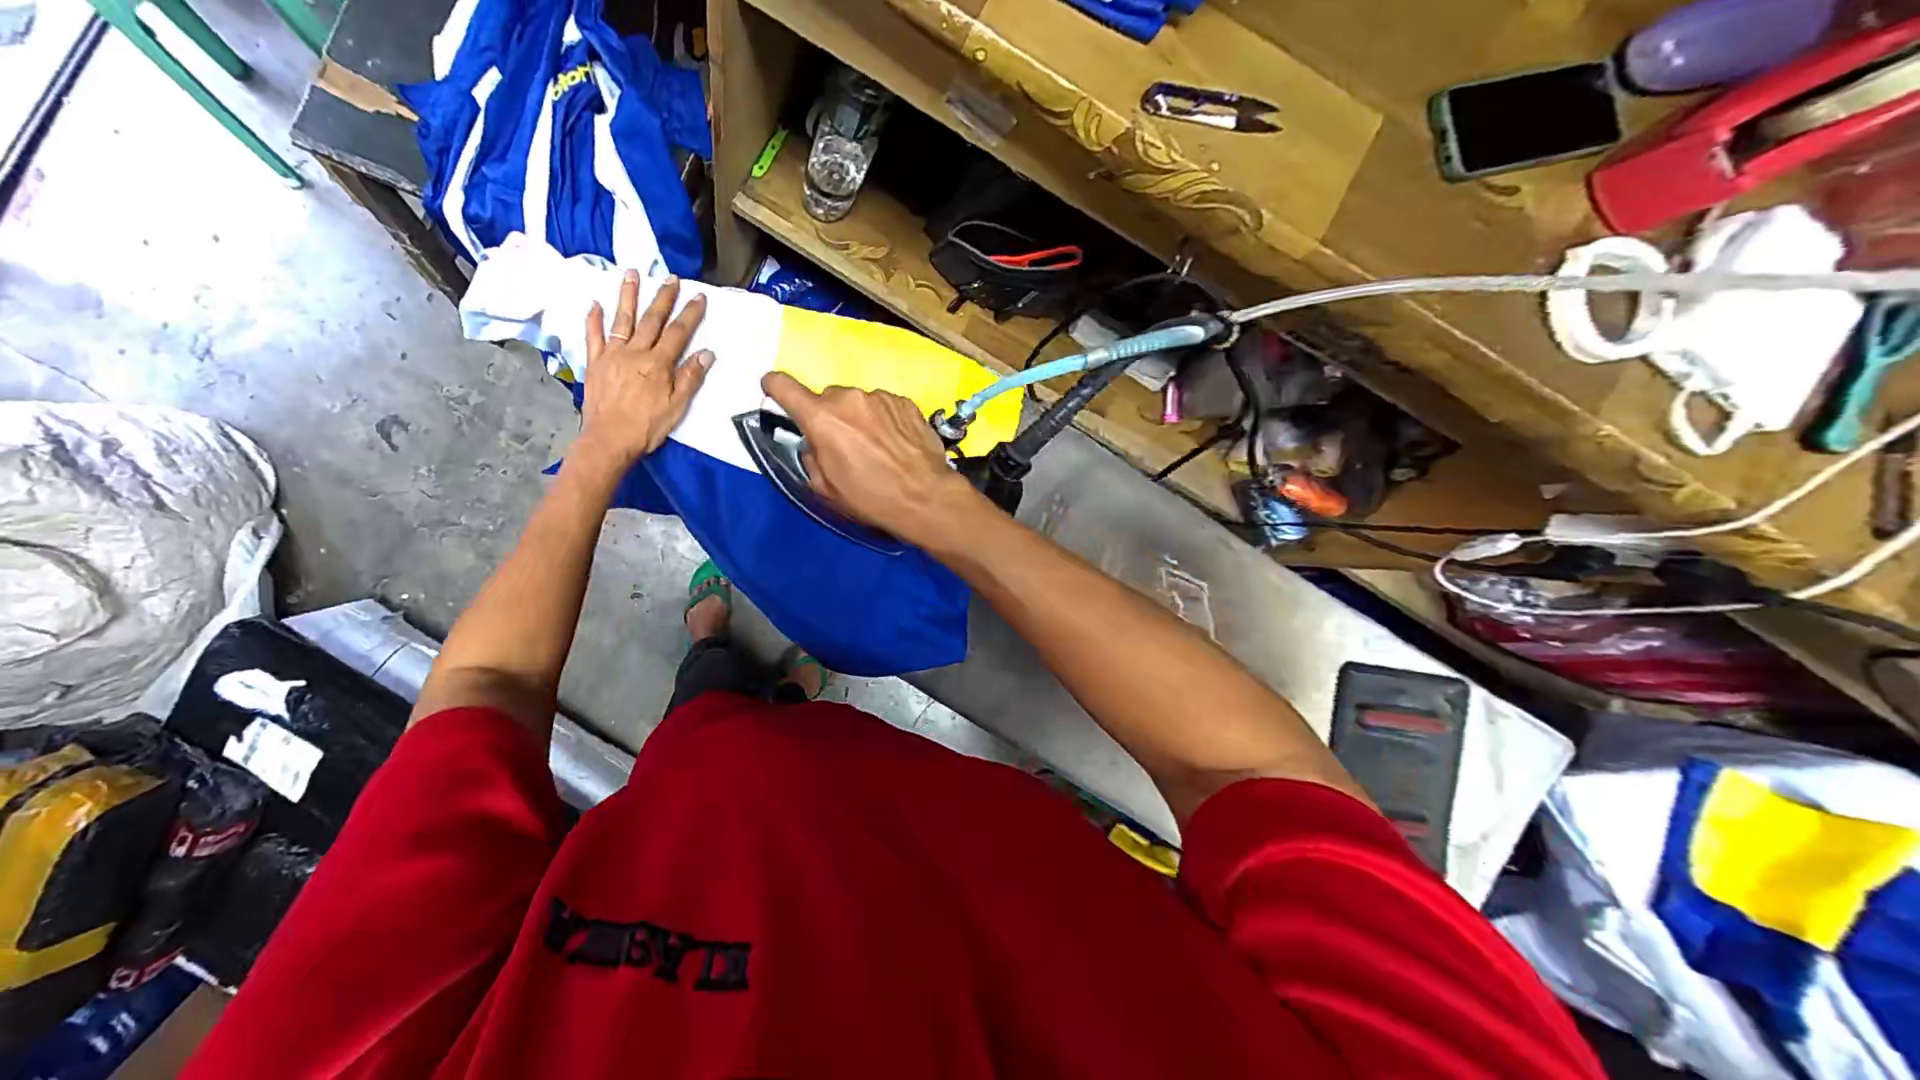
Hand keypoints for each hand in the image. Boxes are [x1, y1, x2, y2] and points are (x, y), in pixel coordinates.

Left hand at [577, 271, 710, 467]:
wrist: (609, 439)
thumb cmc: (646, 426)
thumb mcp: (677, 406)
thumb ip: (690, 378)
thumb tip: (706, 353)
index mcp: (658, 364)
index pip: (678, 333)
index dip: (690, 314)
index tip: (698, 297)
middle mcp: (635, 353)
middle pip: (651, 320)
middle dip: (663, 298)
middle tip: (670, 278)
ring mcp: (612, 355)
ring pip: (622, 320)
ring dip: (628, 295)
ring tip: (632, 274)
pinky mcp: (595, 363)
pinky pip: (594, 336)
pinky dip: (594, 319)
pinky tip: (595, 304)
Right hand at [761, 372, 985, 546]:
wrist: (925, 496)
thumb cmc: (871, 498)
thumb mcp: (826, 488)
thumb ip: (811, 457)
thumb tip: (814, 444)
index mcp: (822, 418)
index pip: (784, 387)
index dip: (774, 387)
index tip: (772, 389)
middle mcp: (848, 398)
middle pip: (828, 400)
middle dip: (830, 418)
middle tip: (844, 447)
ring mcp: (880, 397)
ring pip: (858, 403)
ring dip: (860, 419)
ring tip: (876, 449)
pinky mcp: (905, 402)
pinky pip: (883, 407)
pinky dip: (884, 421)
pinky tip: (895, 445)